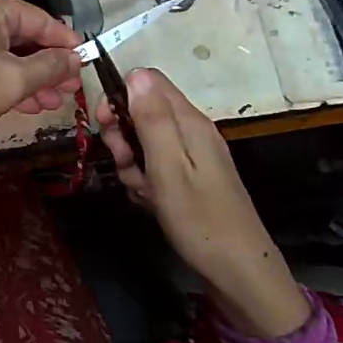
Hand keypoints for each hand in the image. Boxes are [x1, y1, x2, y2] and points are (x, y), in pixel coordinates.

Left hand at [0, 0, 82, 166]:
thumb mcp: (12, 82)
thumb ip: (50, 68)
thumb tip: (73, 60)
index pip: (41, 19)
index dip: (66, 45)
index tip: (84, 65)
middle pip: (21, 35)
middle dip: (46, 66)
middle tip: (67, 92)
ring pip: (2, 52)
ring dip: (27, 78)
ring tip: (48, 104)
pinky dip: (3, 80)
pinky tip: (21, 103)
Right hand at [96, 68, 308, 336]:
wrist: (236, 270)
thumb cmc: (200, 219)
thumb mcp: (169, 166)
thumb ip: (152, 118)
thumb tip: (136, 72)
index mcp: (190, 122)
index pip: (148, 83)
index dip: (120, 98)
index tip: (105, 125)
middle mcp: (192, 132)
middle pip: (144, 113)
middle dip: (123, 137)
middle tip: (126, 164)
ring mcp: (191, 157)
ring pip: (145, 144)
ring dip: (132, 165)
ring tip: (143, 190)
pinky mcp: (188, 180)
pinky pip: (155, 168)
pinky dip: (145, 182)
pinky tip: (149, 201)